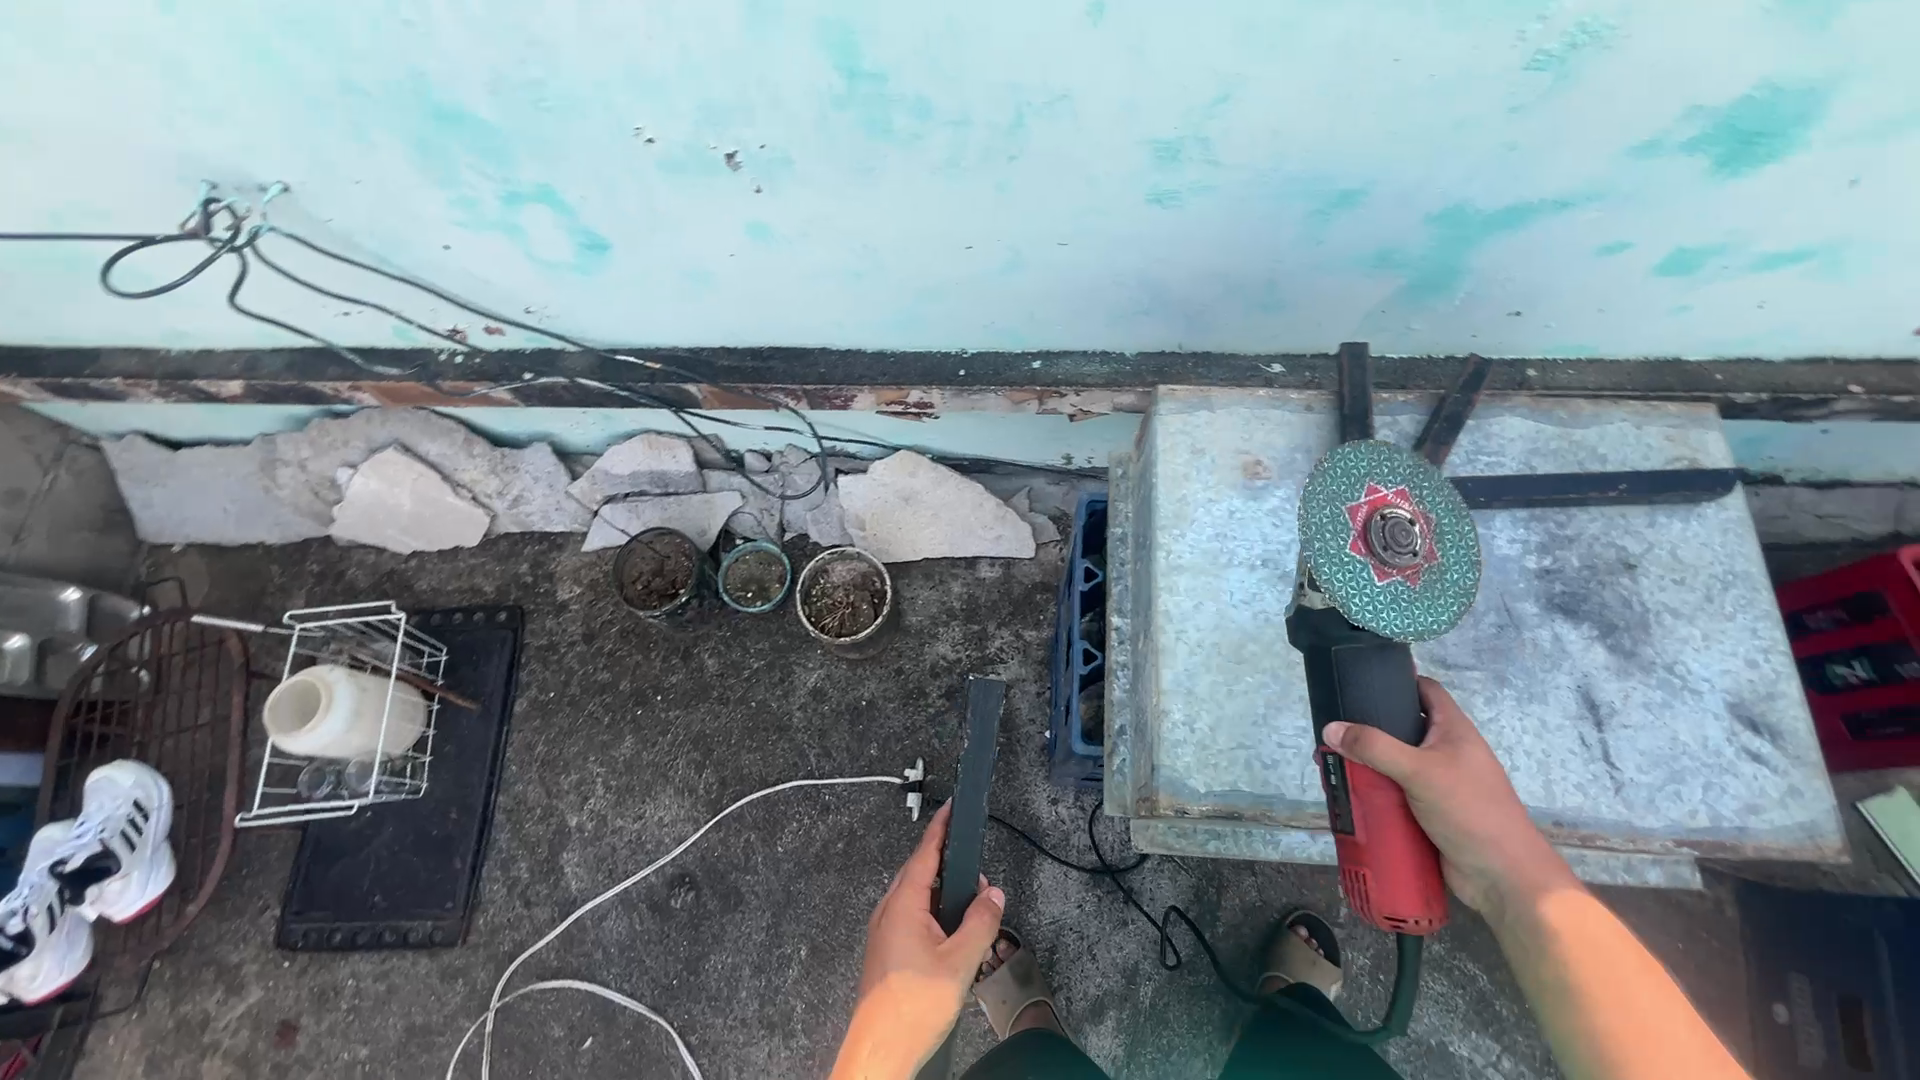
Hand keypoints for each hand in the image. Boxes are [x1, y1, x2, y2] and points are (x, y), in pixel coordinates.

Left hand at [834, 802, 1004, 1076]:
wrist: (879, 1051)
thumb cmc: (915, 1005)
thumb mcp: (959, 962)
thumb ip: (981, 922)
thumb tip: (994, 892)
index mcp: (903, 904)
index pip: (926, 853)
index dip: (941, 828)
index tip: (953, 807)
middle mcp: (889, 910)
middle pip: (920, 872)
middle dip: (950, 864)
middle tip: (979, 872)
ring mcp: (885, 931)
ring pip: (917, 897)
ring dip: (943, 893)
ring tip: (972, 906)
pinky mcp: (886, 950)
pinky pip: (912, 916)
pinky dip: (934, 913)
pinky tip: (952, 934)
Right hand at [1322, 676, 1578, 918]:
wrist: (1502, 876)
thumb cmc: (1470, 810)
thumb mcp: (1419, 771)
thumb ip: (1374, 747)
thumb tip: (1330, 729)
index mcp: (1454, 730)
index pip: (1426, 690)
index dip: (1397, 681)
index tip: (1360, 681)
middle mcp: (1446, 751)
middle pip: (1402, 728)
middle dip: (1368, 729)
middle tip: (1333, 729)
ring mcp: (1438, 783)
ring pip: (1394, 763)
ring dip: (1366, 764)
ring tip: (1330, 762)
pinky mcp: (1428, 811)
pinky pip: (1394, 793)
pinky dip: (1373, 792)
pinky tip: (1348, 794)